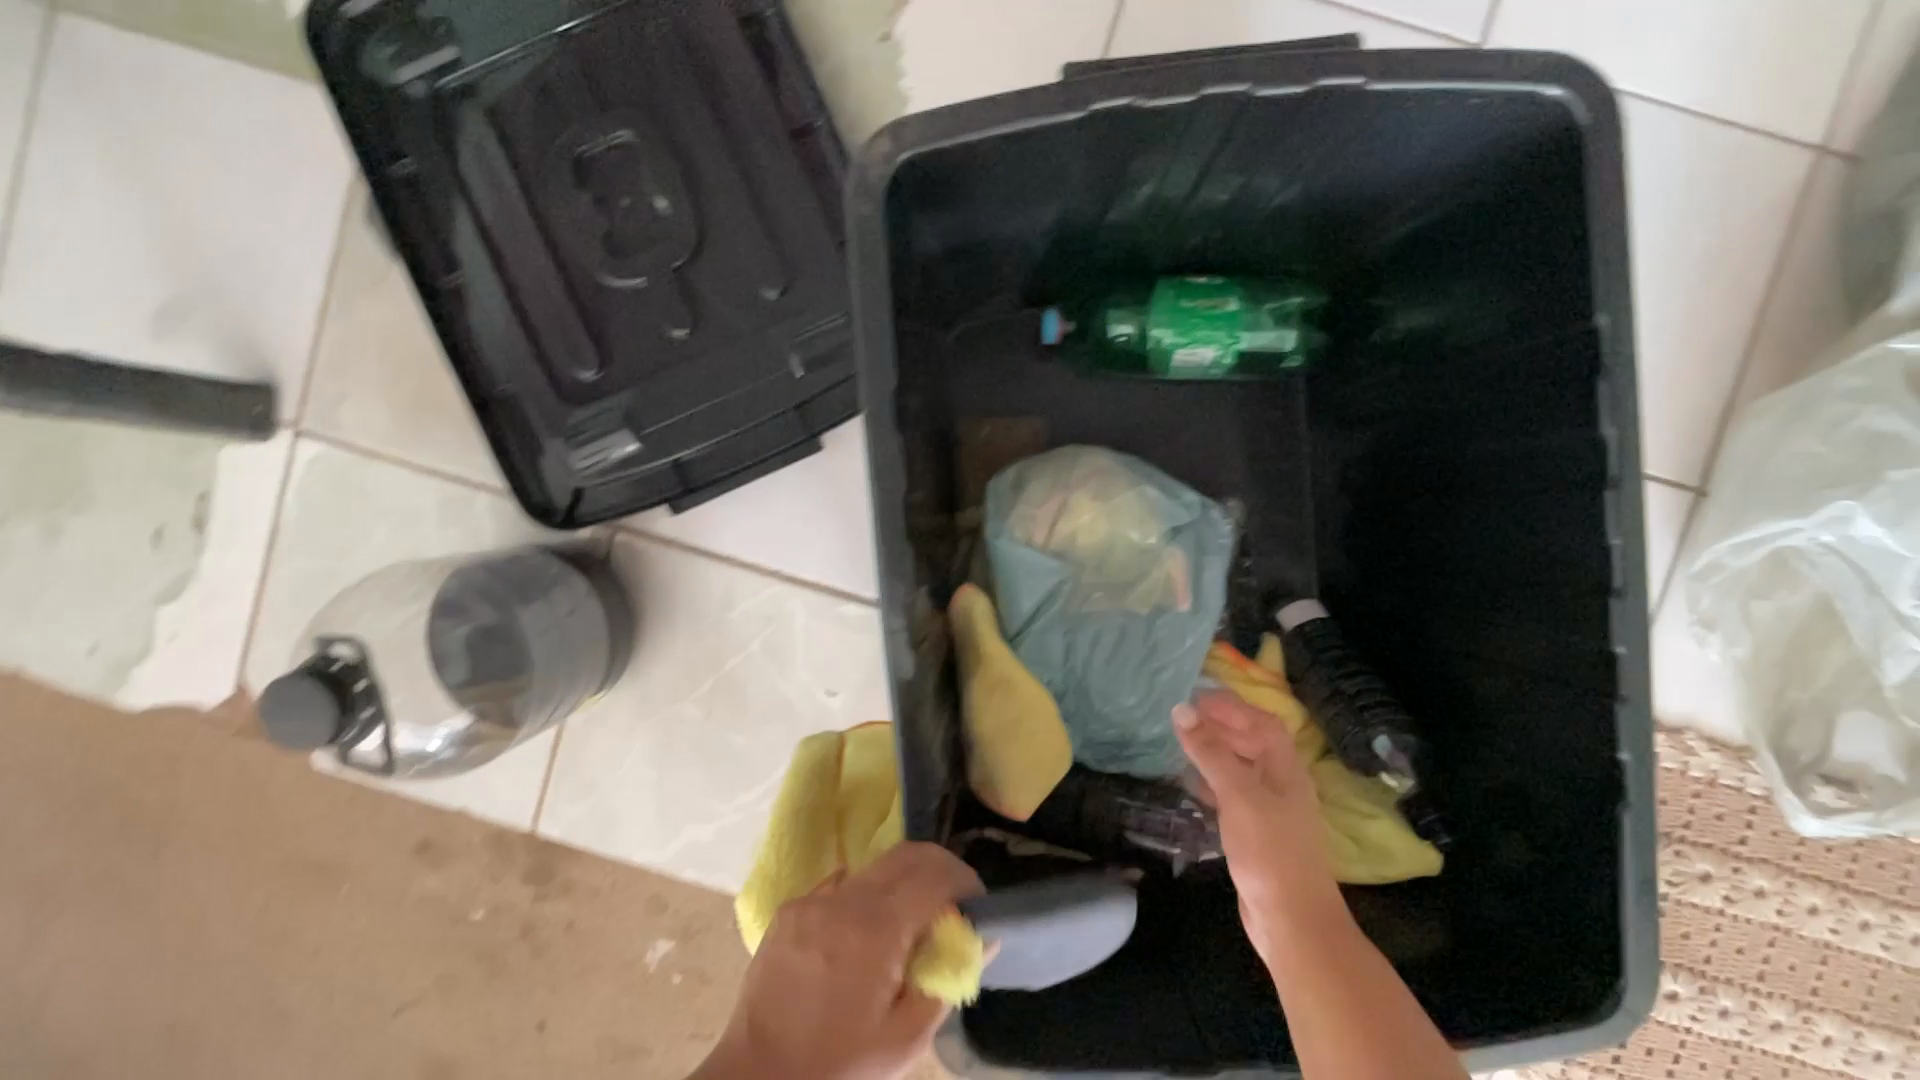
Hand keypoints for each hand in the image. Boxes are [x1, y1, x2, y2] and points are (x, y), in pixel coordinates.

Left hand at [694, 843, 983, 1079]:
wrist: (759, 1077)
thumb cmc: (839, 1064)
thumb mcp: (905, 1037)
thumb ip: (947, 980)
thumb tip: (983, 939)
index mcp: (876, 929)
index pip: (934, 875)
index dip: (964, 881)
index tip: (977, 903)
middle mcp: (843, 900)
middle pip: (906, 855)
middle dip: (938, 870)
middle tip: (953, 904)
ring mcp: (812, 901)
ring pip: (873, 867)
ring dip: (900, 883)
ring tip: (908, 924)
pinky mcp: (790, 910)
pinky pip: (840, 886)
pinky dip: (864, 898)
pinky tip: (863, 936)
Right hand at [1175, 691, 1345, 962]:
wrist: (1292, 922)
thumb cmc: (1270, 852)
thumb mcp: (1239, 796)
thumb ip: (1211, 753)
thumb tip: (1182, 709)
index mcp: (1285, 769)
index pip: (1260, 722)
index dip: (1230, 705)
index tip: (1193, 695)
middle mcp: (1280, 784)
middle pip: (1251, 742)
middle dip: (1220, 725)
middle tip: (1179, 715)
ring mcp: (1269, 810)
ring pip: (1239, 768)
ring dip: (1213, 752)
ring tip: (1178, 742)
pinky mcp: (1255, 833)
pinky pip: (1231, 794)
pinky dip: (1210, 782)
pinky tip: (1188, 784)